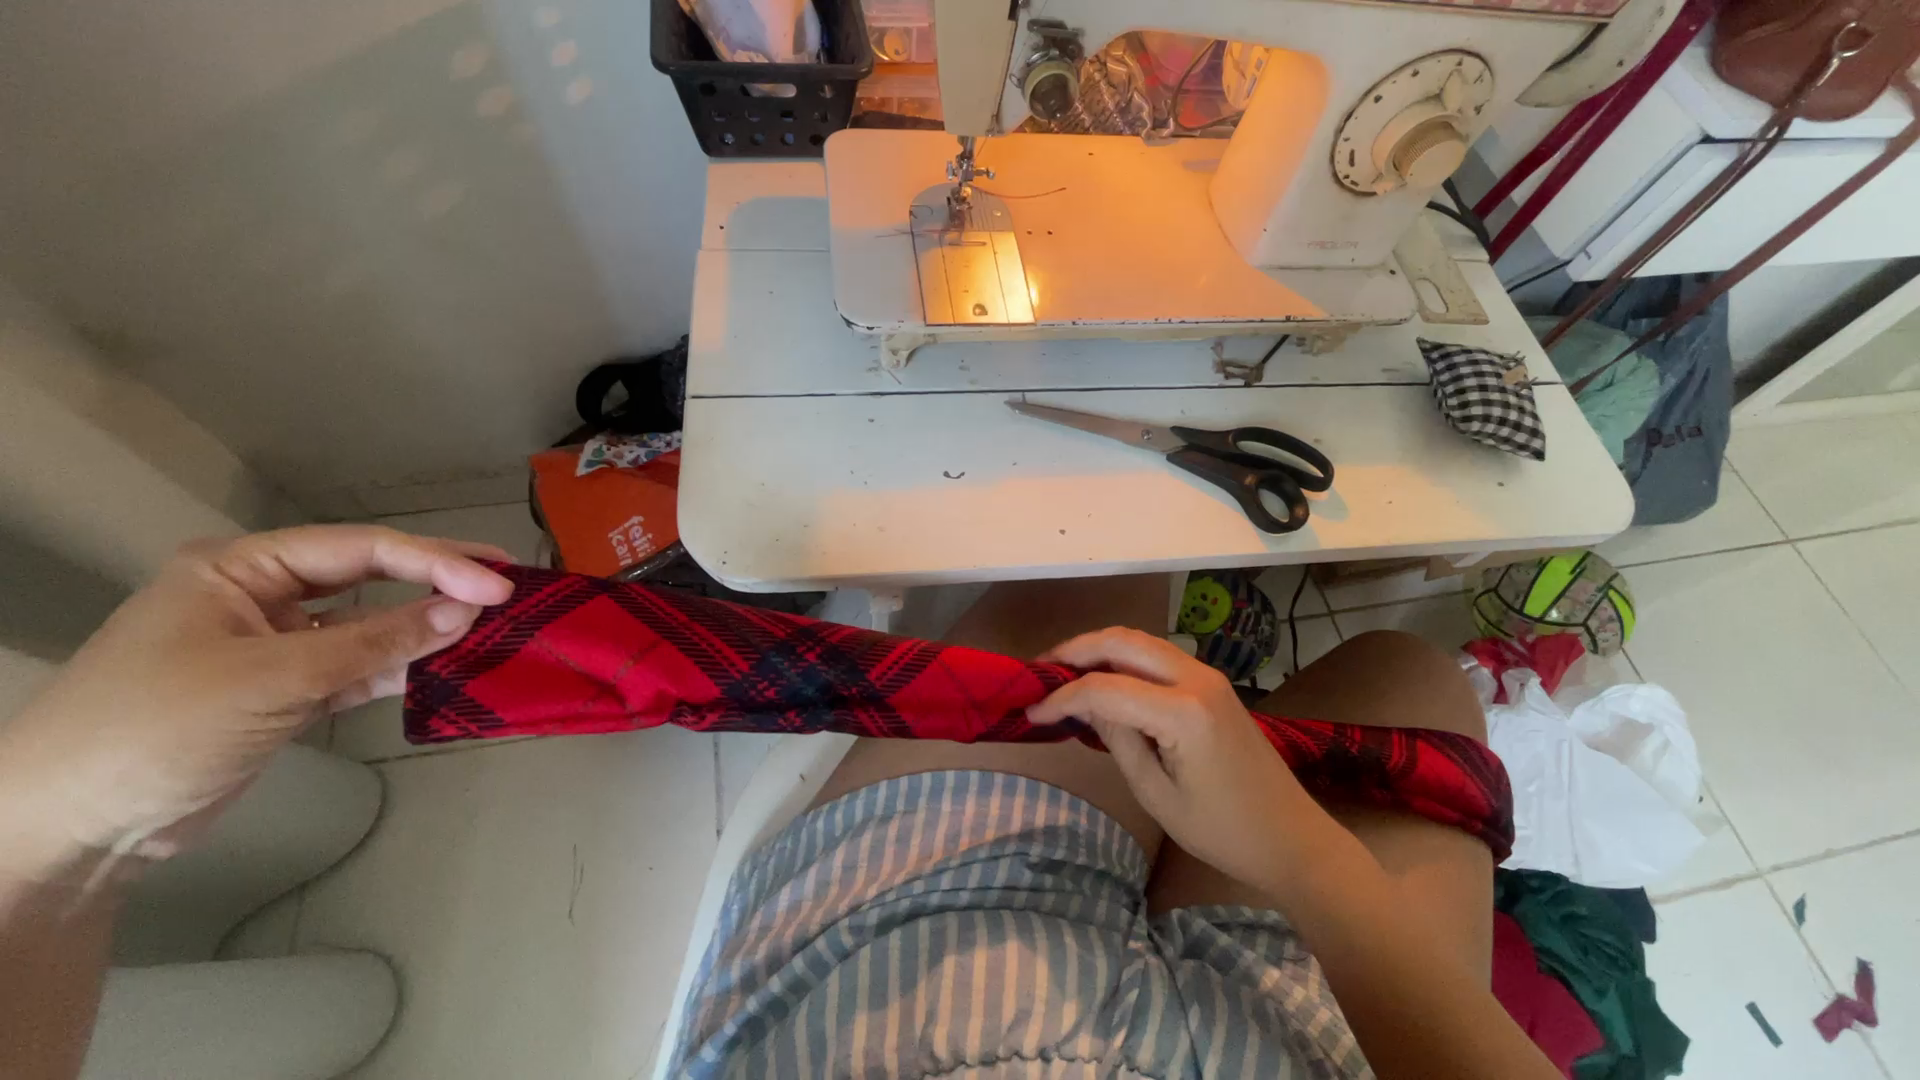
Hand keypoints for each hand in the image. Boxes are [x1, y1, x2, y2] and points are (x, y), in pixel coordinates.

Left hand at [0, 526, 513, 883]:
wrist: (71, 828)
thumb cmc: (157, 728)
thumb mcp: (275, 678)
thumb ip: (377, 642)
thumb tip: (467, 610)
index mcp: (239, 569)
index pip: (359, 550)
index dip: (434, 561)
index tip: (497, 584)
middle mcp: (260, 597)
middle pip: (367, 575)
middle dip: (436, 576)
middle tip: (507, 577)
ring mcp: (273, 646)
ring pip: (368, 623)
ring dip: (424, 625)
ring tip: (488, 622)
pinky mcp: (285, 692)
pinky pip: (358, 666)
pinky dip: (400, 666)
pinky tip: (444, 663)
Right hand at [1028, 627, 1314, 890]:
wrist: (1291, 838)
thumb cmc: (1223, 831)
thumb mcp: (1157, 795)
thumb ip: (1118, 740)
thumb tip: (1084, 704)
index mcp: (1183, 712)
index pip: (1105, 688)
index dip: (1062, 697)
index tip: (1030, 713)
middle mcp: (1196, 679)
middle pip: (1122, 641)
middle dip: (1075, 650)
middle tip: (1039, 671)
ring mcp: (1208, 676)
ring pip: (1140, 641)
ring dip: (1098, 649)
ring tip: (1062, 672)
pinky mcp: (1212, 684)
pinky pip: (1157, 656)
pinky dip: (1123, 658)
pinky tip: (1102, 678)